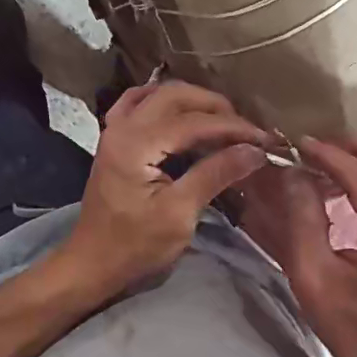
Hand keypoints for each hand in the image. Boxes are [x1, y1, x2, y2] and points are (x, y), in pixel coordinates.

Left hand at [58, 80, 272, 293]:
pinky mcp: (113, 139)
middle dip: (214, 107)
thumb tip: (254, 151)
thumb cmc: (135, 245)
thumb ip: (215, 174)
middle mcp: (123, 127)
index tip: (263, 139)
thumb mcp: (180, 214)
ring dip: (191, 101)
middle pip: (175, 95)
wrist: (93, 262)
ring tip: (221, 122)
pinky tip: (182, 114)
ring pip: (157, 94)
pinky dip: (164, 103)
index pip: (194, 122)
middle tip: (244, 129)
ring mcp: (114, 130)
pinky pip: (138, 103)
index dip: (232, 128)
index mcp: (136, 143)